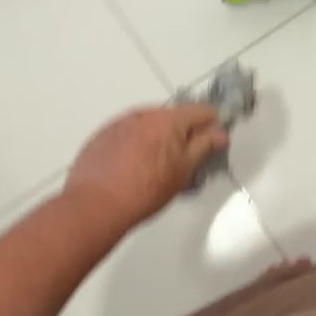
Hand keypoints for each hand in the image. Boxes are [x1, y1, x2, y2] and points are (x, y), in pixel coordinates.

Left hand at [63, 105, 227, 227]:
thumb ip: (204, 146)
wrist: (95, 205)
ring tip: (152, 166)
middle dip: (181, 133)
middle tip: (181, 160)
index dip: (212, 125)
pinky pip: (126, 134)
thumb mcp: (183, 171)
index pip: (201, 110)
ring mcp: (119, 123)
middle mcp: (144, 113)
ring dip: (156, 137)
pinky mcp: (100, 136)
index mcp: (169, 119)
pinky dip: (134, 144)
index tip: (212, 144)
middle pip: (172, 116)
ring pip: (147, 124)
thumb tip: (220, 133)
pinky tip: (129, 168)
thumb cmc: (147, 189)